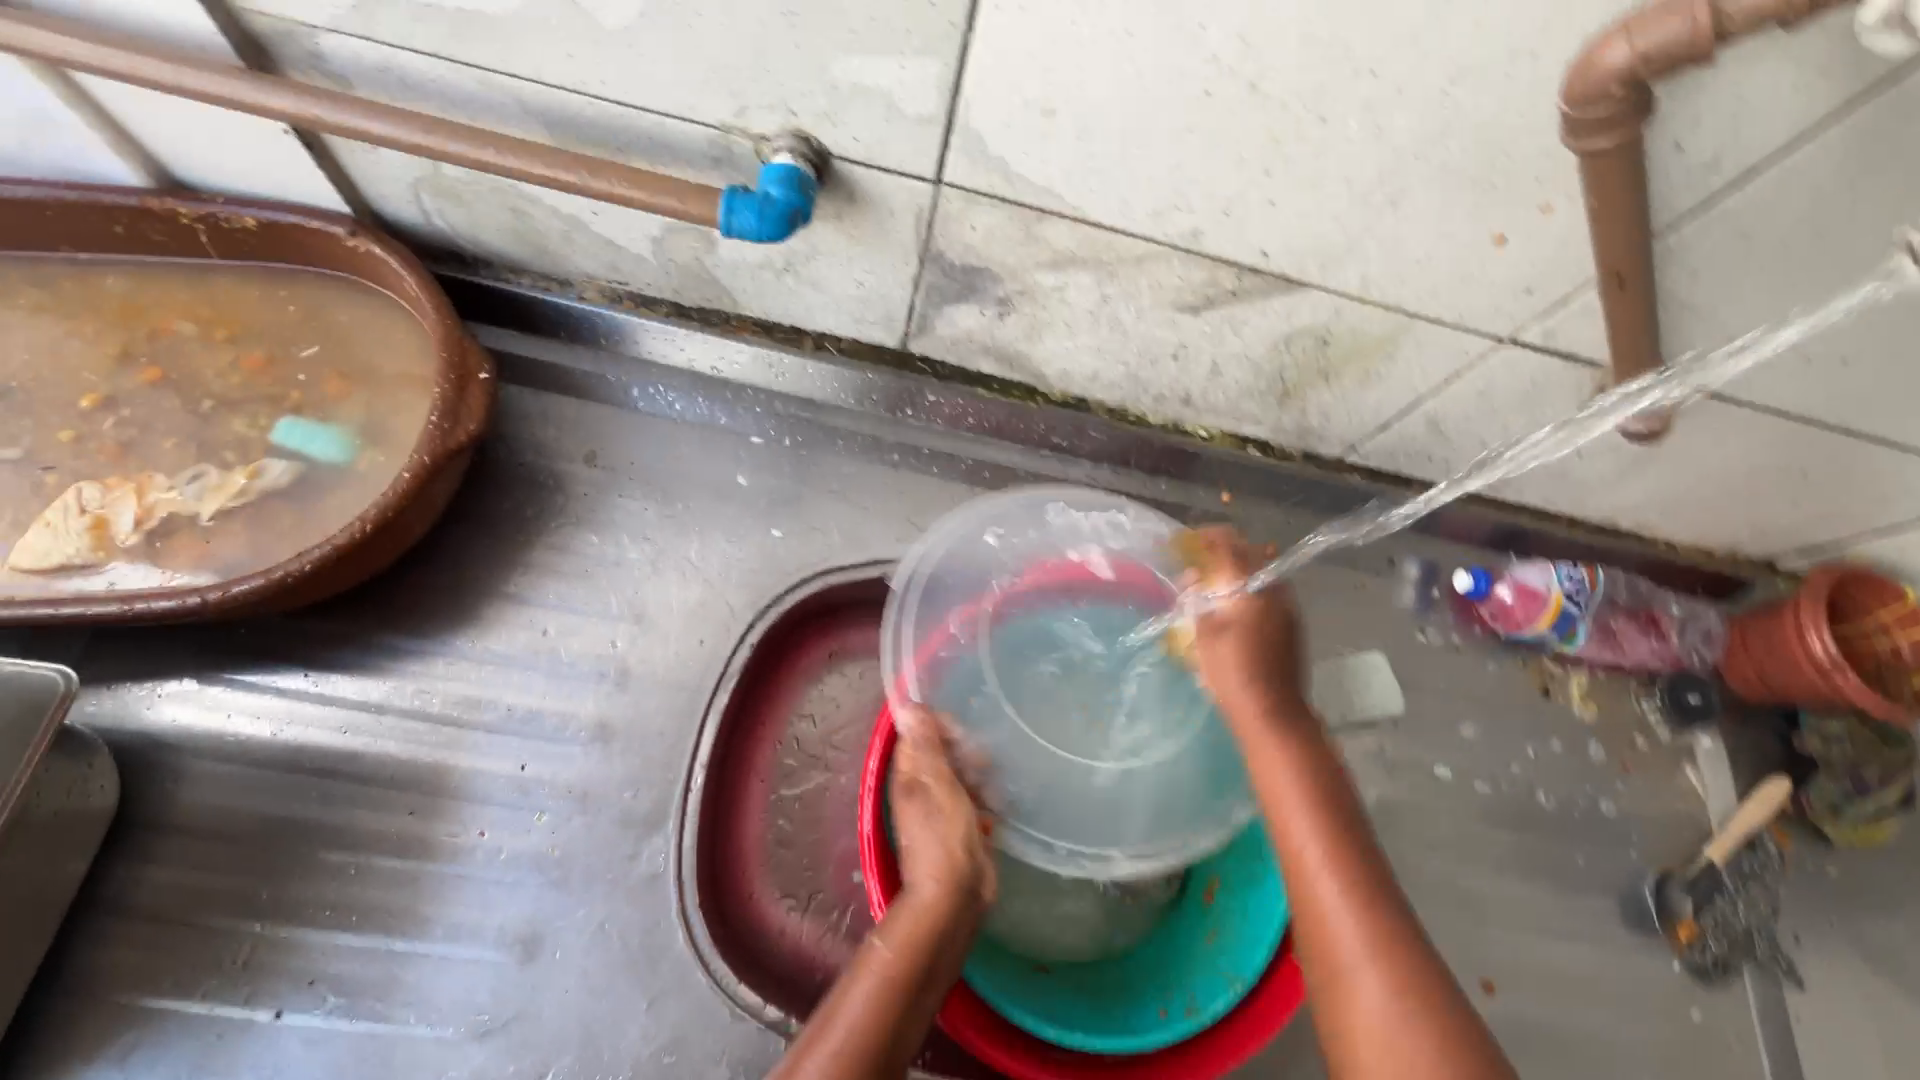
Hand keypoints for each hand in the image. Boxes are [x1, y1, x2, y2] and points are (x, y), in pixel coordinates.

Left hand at [889, 704, 995, 915]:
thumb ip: (925, 746)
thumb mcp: (936, 784)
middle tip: (982, 766)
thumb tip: (905, 705)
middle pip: (944, 752)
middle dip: (966, 753)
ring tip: (990, 792)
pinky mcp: (963, 826)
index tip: (963, 734)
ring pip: (963, 776)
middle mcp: (922, 788)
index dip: (941, 726)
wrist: (956, 896)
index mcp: (909, 775)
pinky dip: (986, 801)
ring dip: (980, 778)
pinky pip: (976, 800)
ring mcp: (943, 808)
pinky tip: (996, 809)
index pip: (919, 732)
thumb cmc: (944, 837)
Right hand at [1182, 526, 1308, 719]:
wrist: (1272, 712)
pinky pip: (1271, 593)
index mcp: (1250, 589)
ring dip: (1241, 571)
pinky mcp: (1292, 625)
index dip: (1209, 536)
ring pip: (1264, 574)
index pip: (1230, 546)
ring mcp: (1288, 608)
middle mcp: (1275, 591)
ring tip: (1217, 583)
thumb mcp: (1203, 635)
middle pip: (1252, 555)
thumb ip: (1198, 601)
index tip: (1191, 539)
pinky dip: (1251, 589)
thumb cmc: (1231, 672)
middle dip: (1227, 552)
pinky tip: (1235, 606)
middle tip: (1203, 561)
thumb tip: (1194, 579)